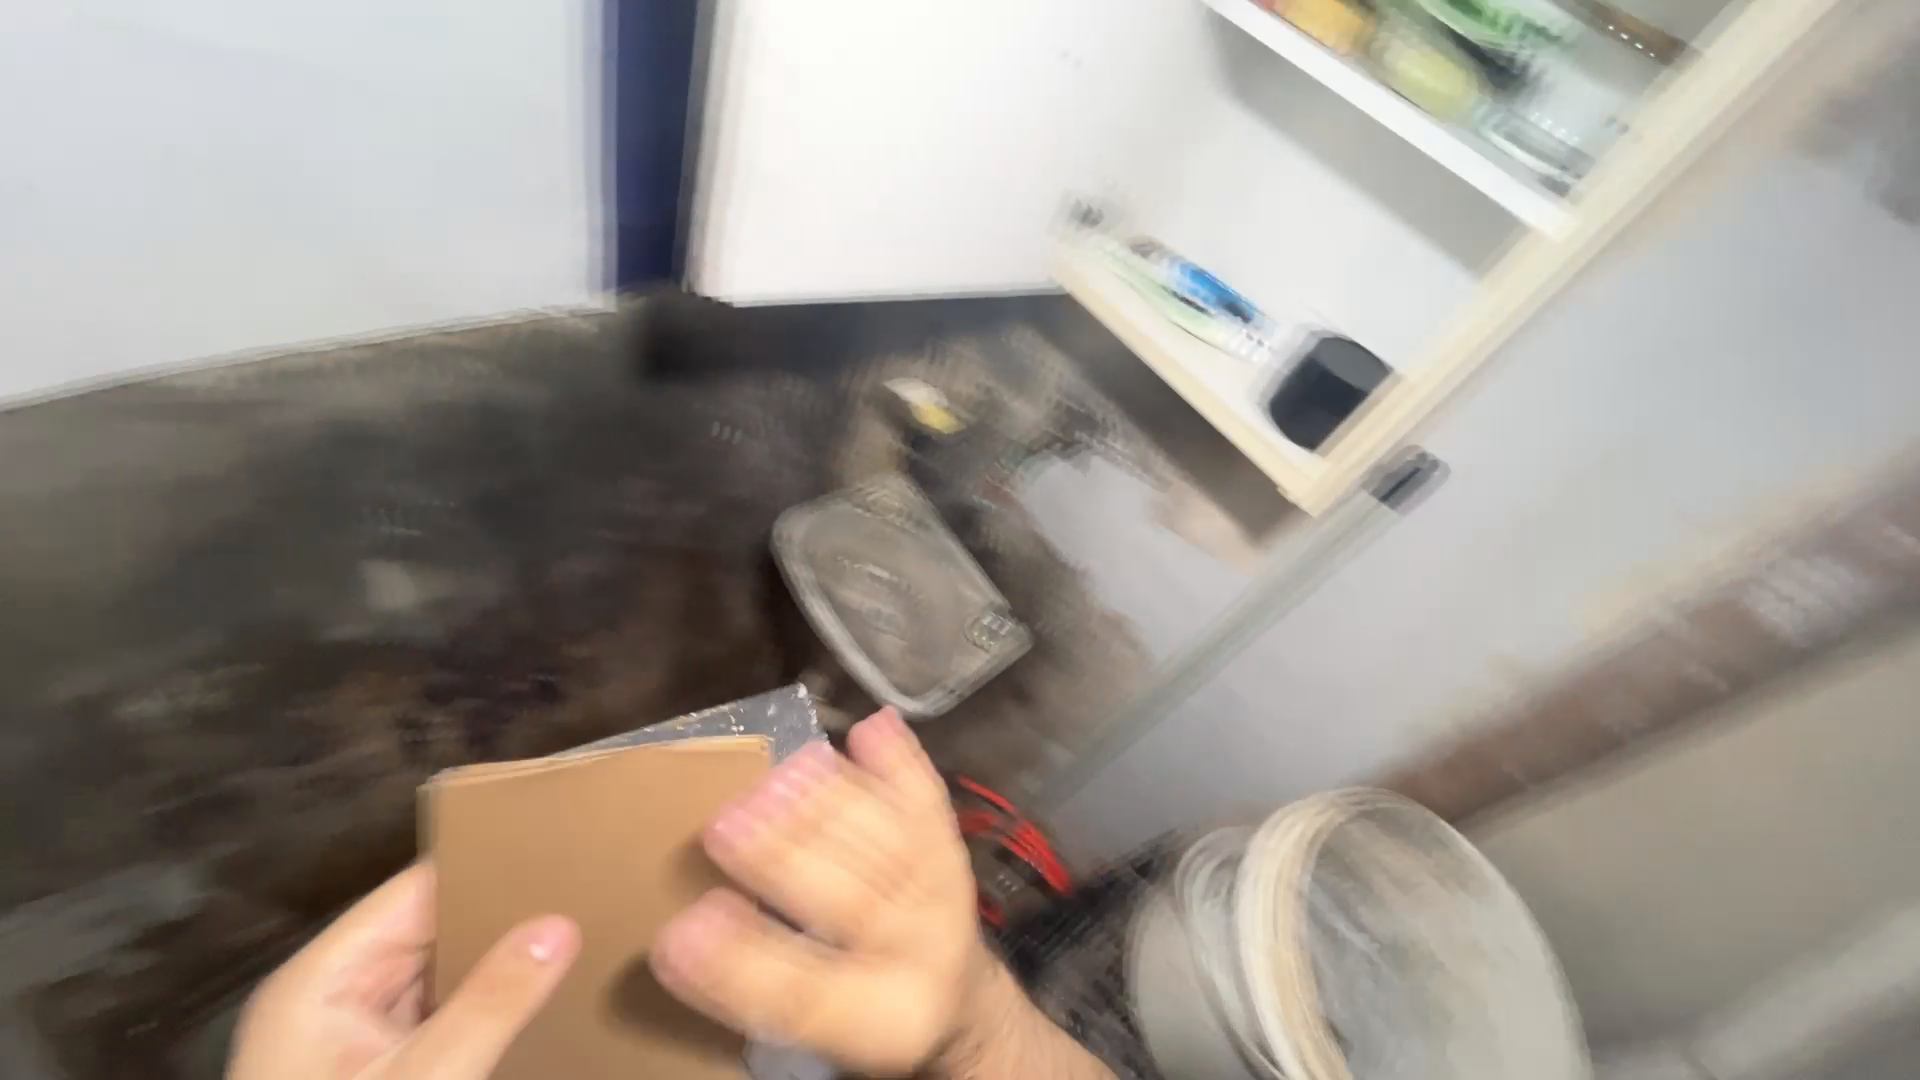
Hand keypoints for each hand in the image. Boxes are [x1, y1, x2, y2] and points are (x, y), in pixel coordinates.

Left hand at [227, 864, 579, 1079]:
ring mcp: (363, 1025)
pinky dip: (496, 990)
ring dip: (507, 949)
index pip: (422, 886)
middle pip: (438, 920)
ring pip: (452, 961)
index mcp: (326, 977)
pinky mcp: (388, 1058)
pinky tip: (551, 975)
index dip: (491, 860)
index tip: (567, 843)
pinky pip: (452, 1001)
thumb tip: (562, 922)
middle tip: (592, 879)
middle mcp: (342, 988)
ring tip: (587, 913)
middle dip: (510, 906)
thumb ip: (492, 1002)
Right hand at [651, 708, 991, 1075]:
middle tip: (725, 822)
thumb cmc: (871, 1008)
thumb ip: (768, 984)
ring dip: (833, 801)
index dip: (742, 964)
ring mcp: (946, 895)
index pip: (806, 995)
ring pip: (891, 843)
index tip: (681, 930)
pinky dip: (903, 762)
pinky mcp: (953, 849)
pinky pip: (929, 802)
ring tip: (782, 771)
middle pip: (853, 905)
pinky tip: (876, 726)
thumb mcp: (828, 1025)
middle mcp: (923, 954)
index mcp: (884, 1019)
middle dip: (786, 860)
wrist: (961, 997)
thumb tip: (685, 934)